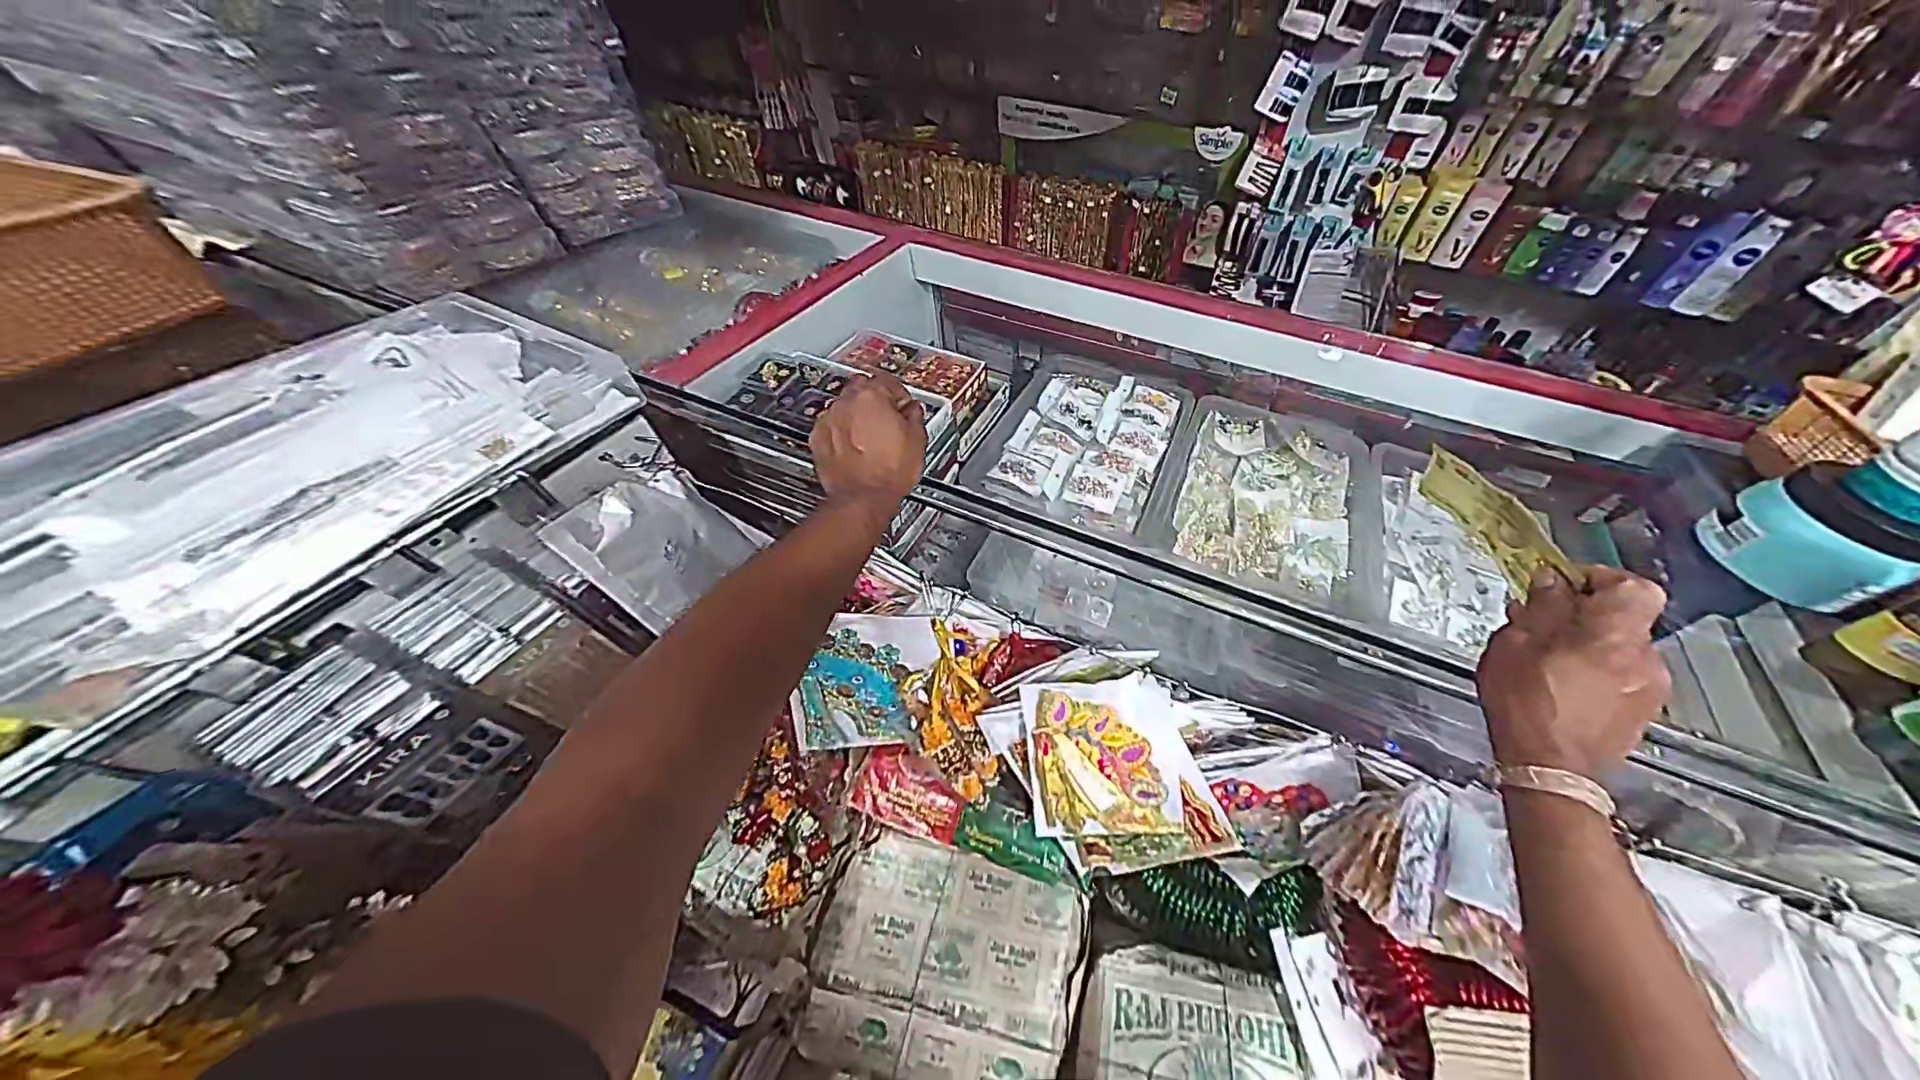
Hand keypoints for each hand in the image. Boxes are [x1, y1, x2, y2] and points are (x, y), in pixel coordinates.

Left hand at [810, 373, 925, 518]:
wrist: (863, 499)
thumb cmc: (888, 472)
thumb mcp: (917, 439)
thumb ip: (914, 416)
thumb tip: (912, 410)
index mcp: (872, 396)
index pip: (888, 382)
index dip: (900, 395)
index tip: (903, 406)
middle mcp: (846, 403)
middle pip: (862, 390)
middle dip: (874, 402)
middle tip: (886, 420)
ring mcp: (829, 420)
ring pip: (844, 408)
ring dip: (855, 417)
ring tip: (869, 438)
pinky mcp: (818, 438)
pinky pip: (831, 427)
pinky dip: (840, 433)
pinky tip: (854, 448)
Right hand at [1477, 565, 1669, 778]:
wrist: (1550, 767)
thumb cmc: (1526, 706)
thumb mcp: (1514, 646)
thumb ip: (1539, 609)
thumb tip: (1551, 583)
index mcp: (1613, 636)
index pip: (1634, 586)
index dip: (1599, 578)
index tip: (1566, 583)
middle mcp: (1645, 658)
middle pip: (1625, 617)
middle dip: (1584, 613)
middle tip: (1542, 621)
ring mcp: (1650, 686)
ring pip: (1621, 645)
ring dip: (1588, 642)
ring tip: (1545, 656)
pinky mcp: (1643, 707)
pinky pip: (1624, 672)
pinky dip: (1596, 667)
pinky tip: (1561, 681)